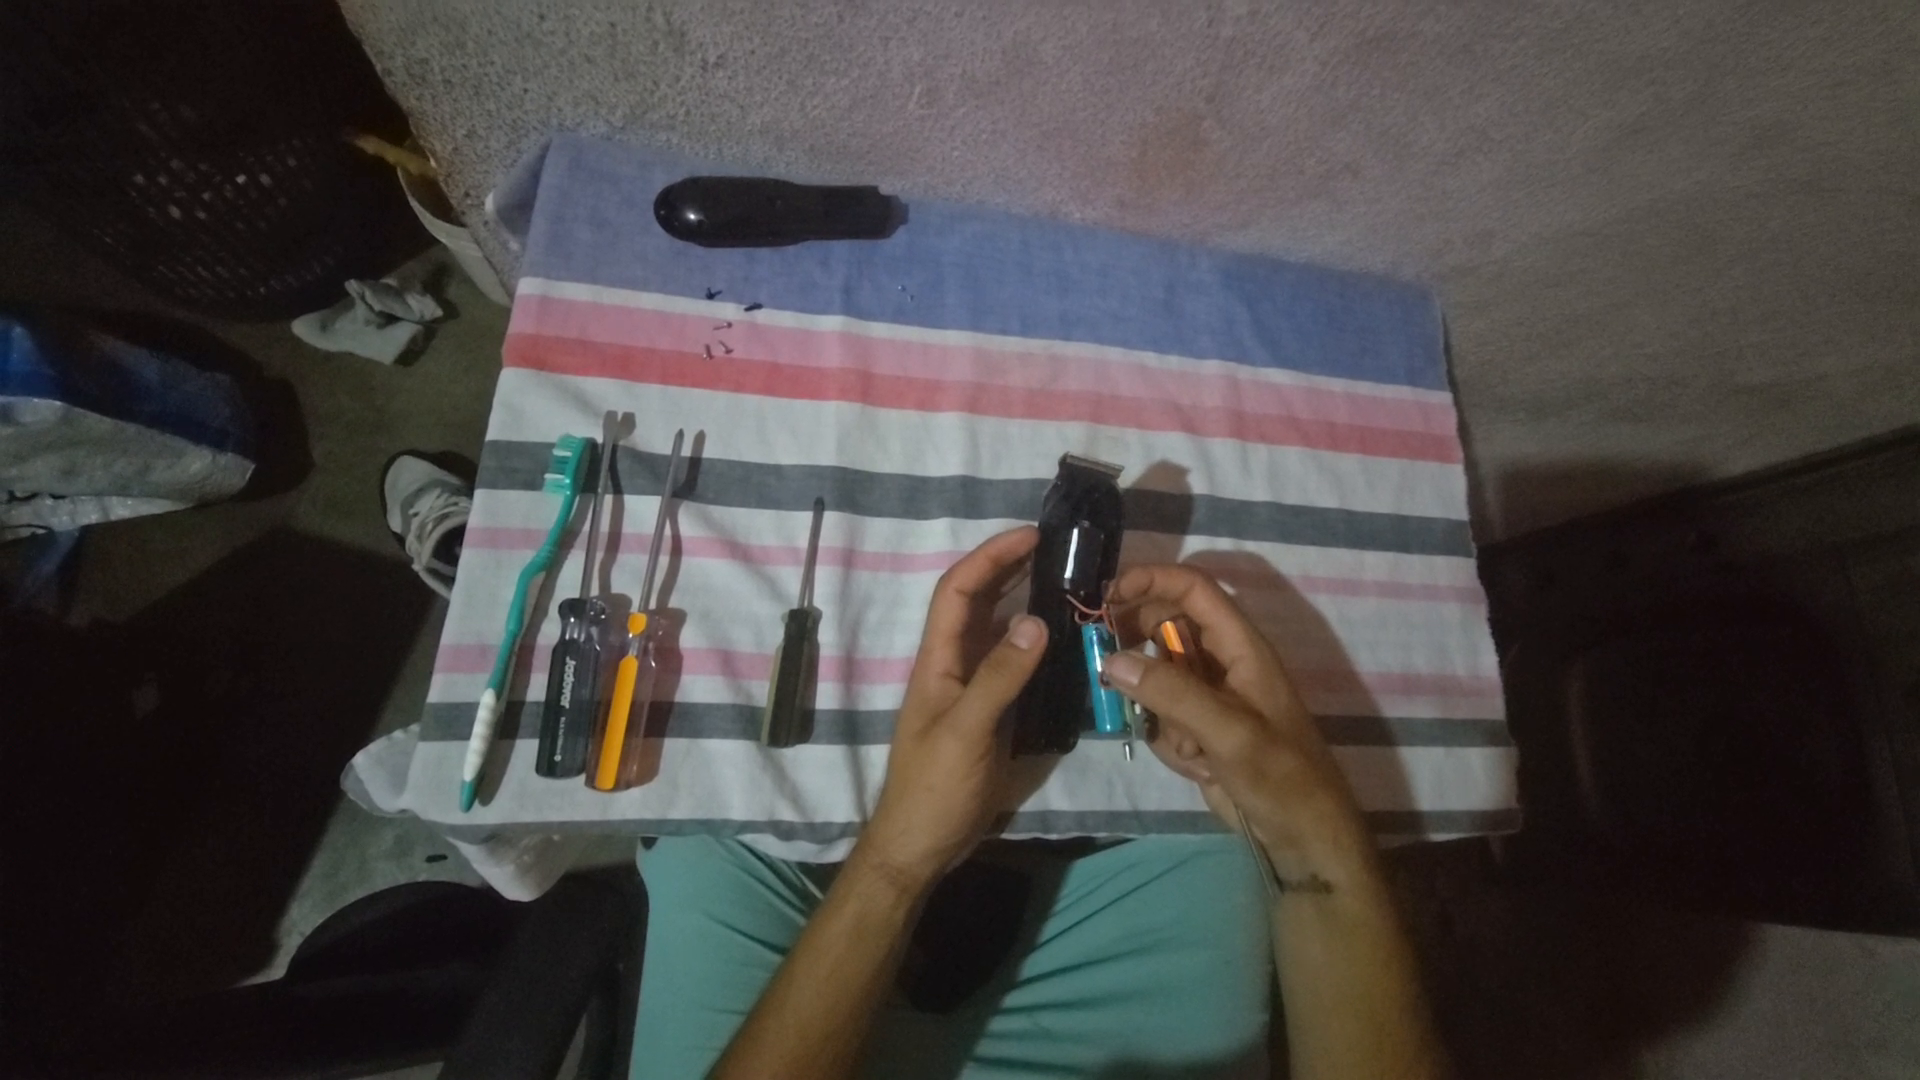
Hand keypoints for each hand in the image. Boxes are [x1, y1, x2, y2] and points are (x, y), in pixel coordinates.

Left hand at [856, 526, 1048, 887]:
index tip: (1031, 535)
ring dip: (1024, 599)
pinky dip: (1034, 642)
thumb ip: (999, 677)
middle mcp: (952, 662)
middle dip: (1010, 567)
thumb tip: (1036, 621)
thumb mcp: (966, 730)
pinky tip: (1064, 639)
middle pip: (978, 600)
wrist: (922, 843)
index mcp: (937, 658)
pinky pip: (1012, 662)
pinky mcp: (989, 709)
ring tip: (1067, 582)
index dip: (989, 556)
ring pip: (996, 629)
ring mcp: (970, 685)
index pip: (958, 590)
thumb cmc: (933, 786)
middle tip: (1058, 550)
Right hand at [1102, 565, 1368, 873]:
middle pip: (1162, 625)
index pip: (1192, 589)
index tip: (1107, 596)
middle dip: (1136, 645)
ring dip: (1154, 707)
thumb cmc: (1280, 776)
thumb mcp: (1229, 731)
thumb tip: (1112, 660)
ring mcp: (1204, 695)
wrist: (1300, 838)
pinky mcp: (1192, 726)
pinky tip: (1193, 765)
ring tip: (1181, 742)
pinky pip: (1156, 714)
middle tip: (1105, 665)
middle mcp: (1219, 661)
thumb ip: (1171, 693)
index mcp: (1239, 646)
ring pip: (1152, 675)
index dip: (1151, 580)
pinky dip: (1163, 736)